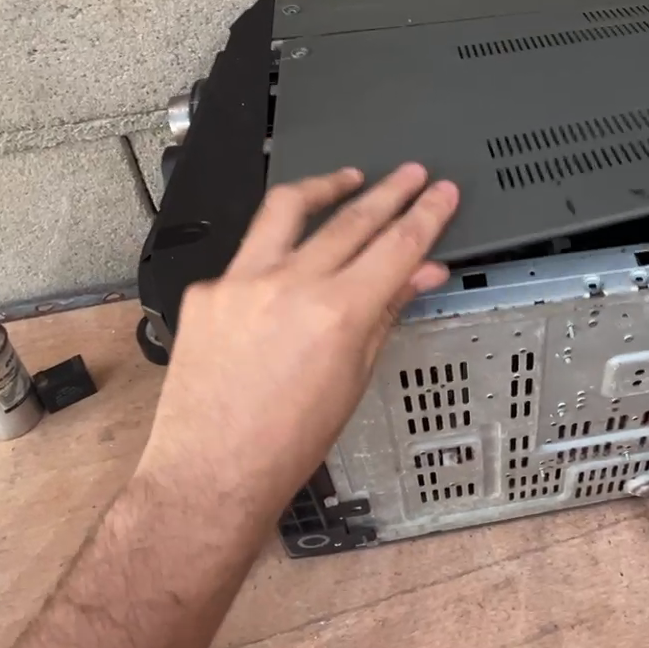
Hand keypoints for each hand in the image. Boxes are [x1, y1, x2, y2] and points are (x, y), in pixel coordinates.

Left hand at [138, 163, 459, 515]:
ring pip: (290, 208)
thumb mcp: (354, 377)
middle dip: (391, 190)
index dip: (427, 214)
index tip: (441, 193)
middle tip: (412, 174)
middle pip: (354, 218)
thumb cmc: (286, 443)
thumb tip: (420, 275)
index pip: (397, 246)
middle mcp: (289, 286)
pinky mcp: (207, 289)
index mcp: (337, 313)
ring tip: (349, 177)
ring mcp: (242, 282)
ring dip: (327, 187)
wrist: (211, 473)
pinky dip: (276, 246)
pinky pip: (249, 251)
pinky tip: (288, 256)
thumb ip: (387, 312)